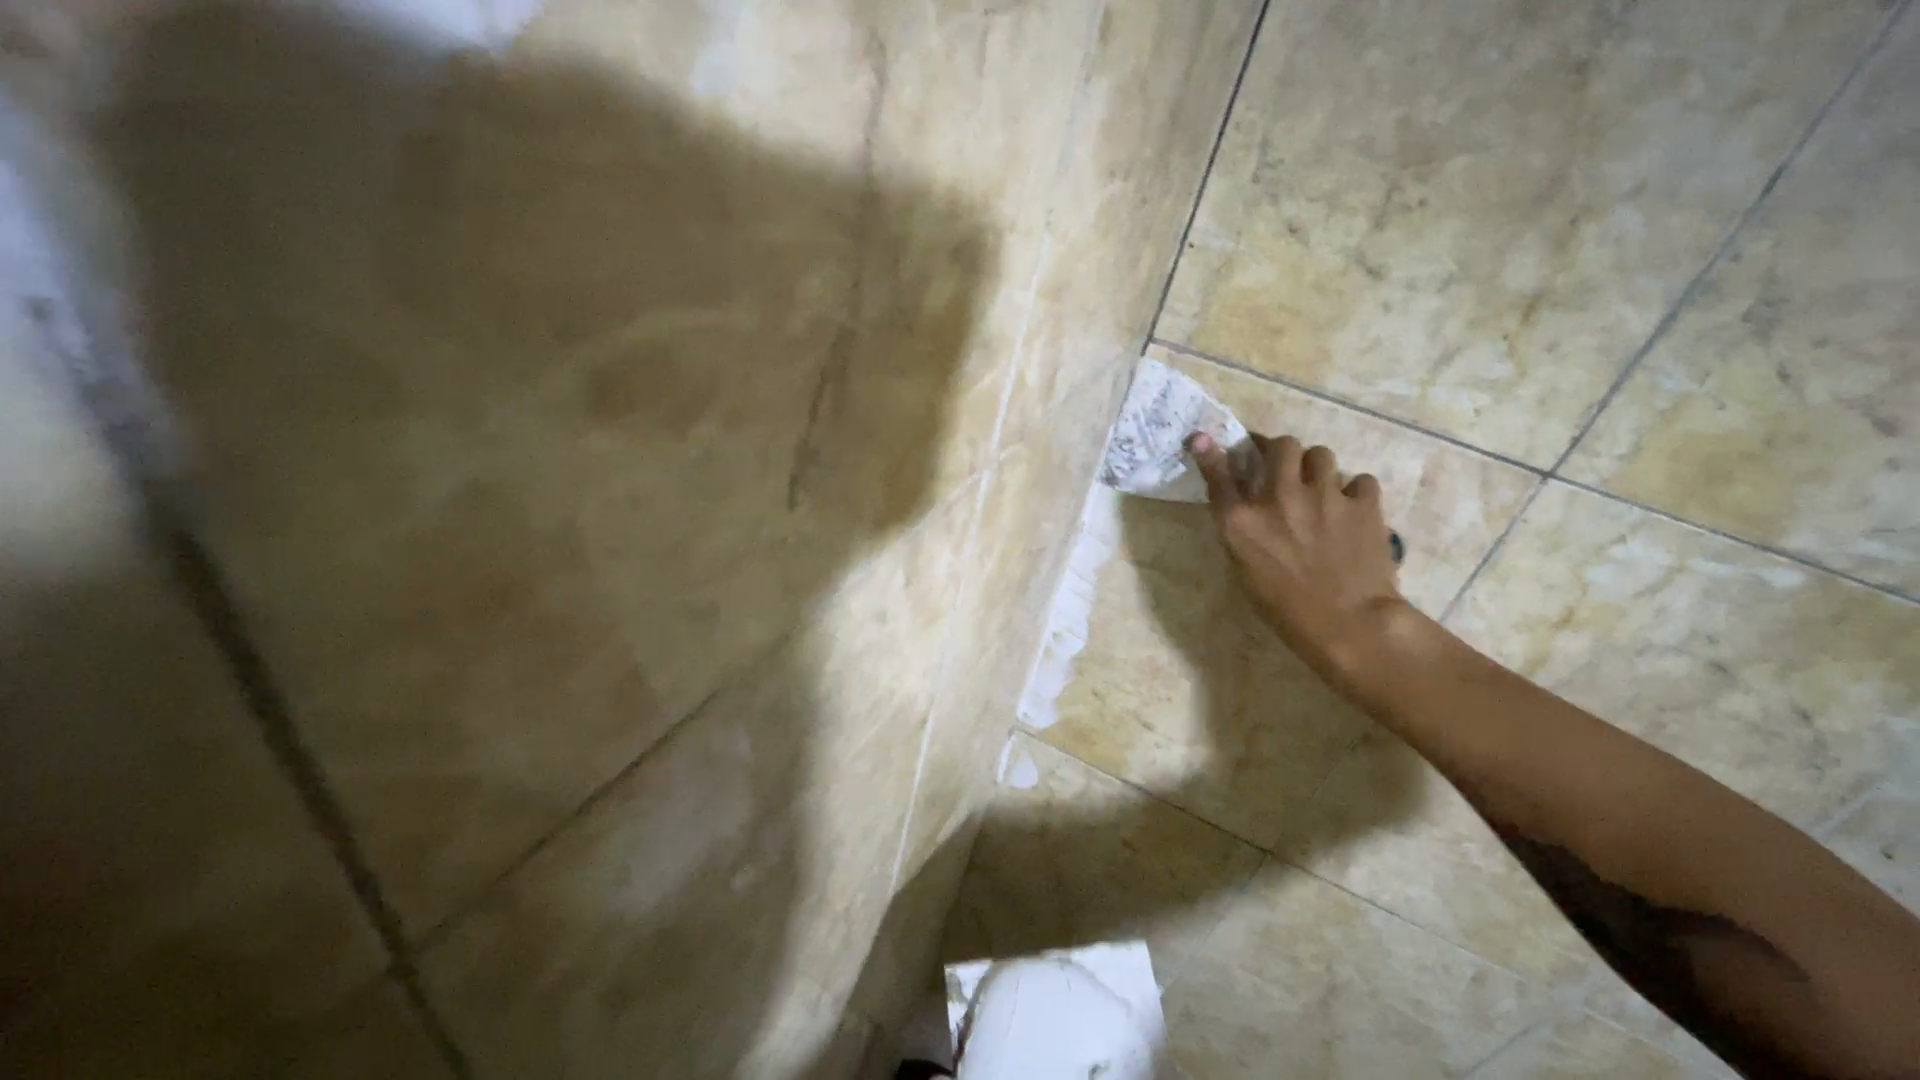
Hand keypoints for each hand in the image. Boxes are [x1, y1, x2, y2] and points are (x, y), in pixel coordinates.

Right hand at [1187, 431, 1411, 691]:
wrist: (1348, 623)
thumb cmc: (1285, 609)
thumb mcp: (1246, 570)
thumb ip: (1242, 530)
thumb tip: (1244, 505)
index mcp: (1242, 522)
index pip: (1219, 475)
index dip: (1210, 453)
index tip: (1203, 438)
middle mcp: (1279, 498)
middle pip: (1280, 445)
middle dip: (1281, 452)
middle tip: (1284, 469)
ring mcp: (1324, 495)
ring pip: (1321, 454)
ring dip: (1317, 468)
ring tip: (1321, 490)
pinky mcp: (1363, 503)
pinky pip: (1360, 480)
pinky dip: (1355, 492)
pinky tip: (1353, 511)